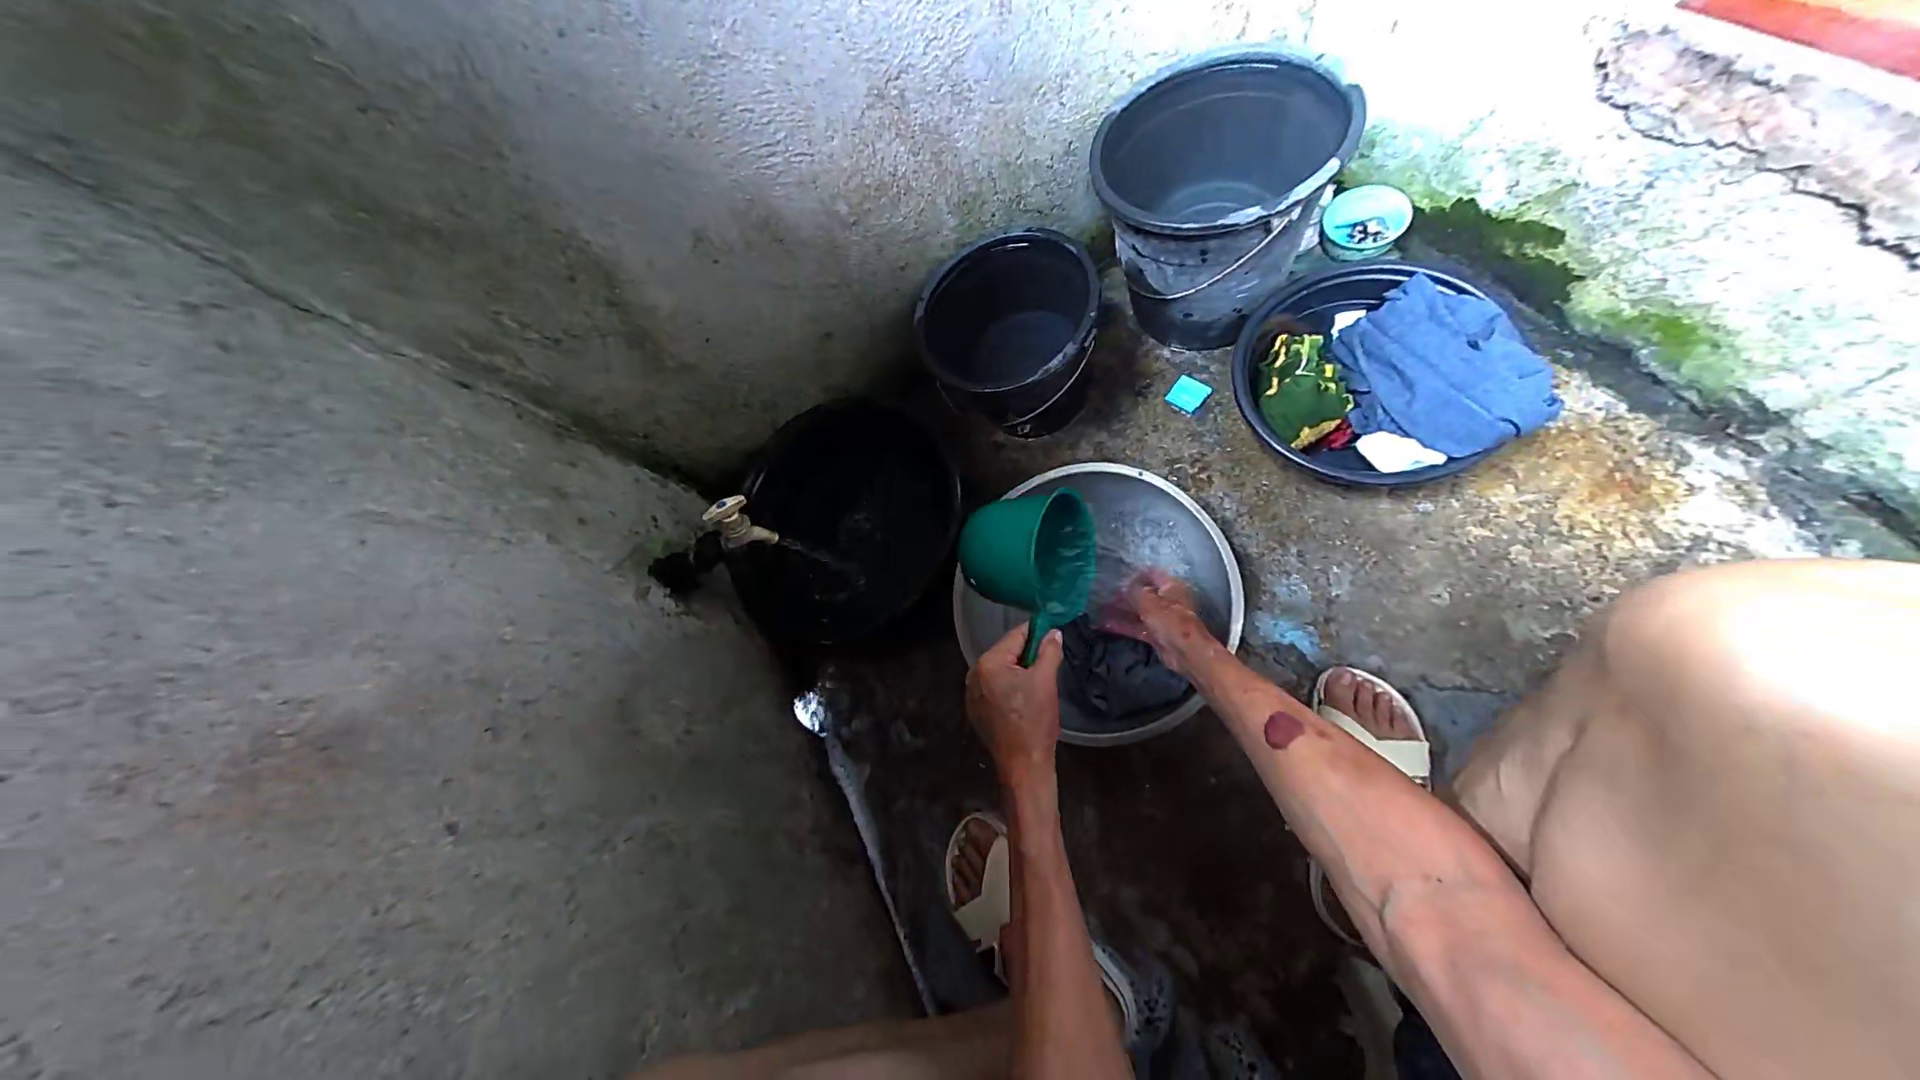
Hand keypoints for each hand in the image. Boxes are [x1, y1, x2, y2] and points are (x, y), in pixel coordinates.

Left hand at [965, 624, 1062, 783]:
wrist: (1022, 765)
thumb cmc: (1034, 721)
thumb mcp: (1045, 681)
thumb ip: (1049, 651)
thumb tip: (1053, 632)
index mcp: (988, 663)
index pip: (1014, 636)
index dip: (1036, 632)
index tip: (1052, 631)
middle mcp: (974, 674)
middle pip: (1005, 653)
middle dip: (1027, 654)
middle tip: (1049, 660)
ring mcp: (972, 693)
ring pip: (1000, 670)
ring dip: (1019, 671)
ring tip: (1040, 680)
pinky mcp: (976, 709)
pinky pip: (994, 687)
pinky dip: (1009, 686)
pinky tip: (1025, 698)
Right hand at [1098, 569, 1215, 676]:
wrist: (1185, 651)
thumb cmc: (1169, 620)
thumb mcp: (1148, 602)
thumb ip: (1133, 591)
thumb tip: (1122, 585)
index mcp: (1171, 586)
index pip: (1152, 574)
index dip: (1134, 574)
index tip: (1116, 576)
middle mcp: (1167, 600)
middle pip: (1143, 593)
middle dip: (1123, 594)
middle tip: (1104, 594)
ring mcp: (1161, 618)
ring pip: (1138, 611)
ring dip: (1121, 610)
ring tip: (1099, 609)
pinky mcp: (1156, 634)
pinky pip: (1137, 626)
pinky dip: (1123, 625)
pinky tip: (1105, 624)